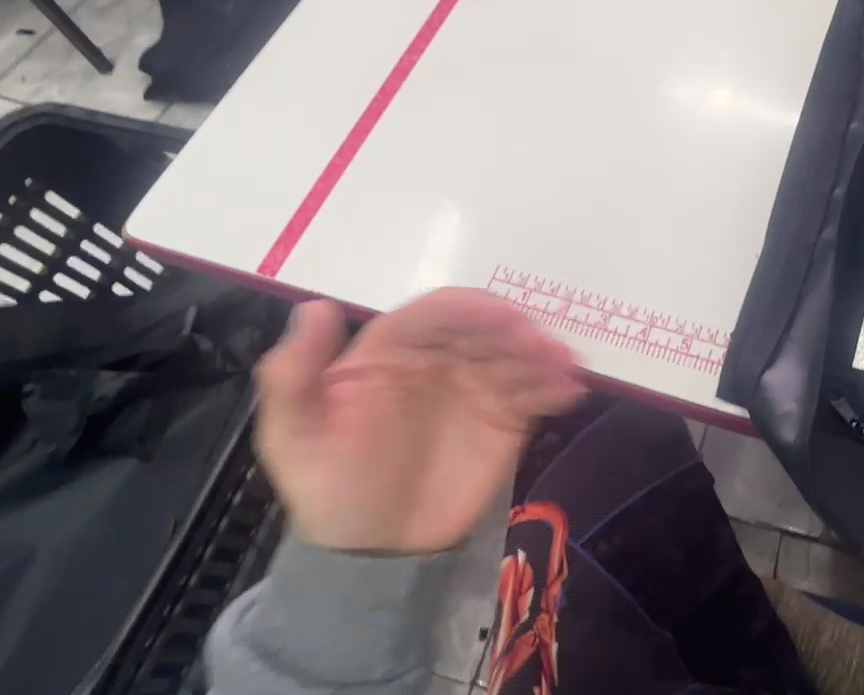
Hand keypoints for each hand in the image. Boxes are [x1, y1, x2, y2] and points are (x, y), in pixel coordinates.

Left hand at [254, 289, 583, 553]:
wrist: (373, 557)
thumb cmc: (331, 489)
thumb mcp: (294, 436)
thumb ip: (294, 375)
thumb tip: (313, 307)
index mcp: (393, 350)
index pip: (437, 314)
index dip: (471, 310)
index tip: (504, 318)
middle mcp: (440, 358)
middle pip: (485, 329)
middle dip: (517, 331)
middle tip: (545, 345)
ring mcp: (476, 387)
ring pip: (515, 356)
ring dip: (543, 354)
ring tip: (567, 365)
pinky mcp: (504, 418)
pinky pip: (533, 393)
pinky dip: (553, 386)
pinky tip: (569, 390)